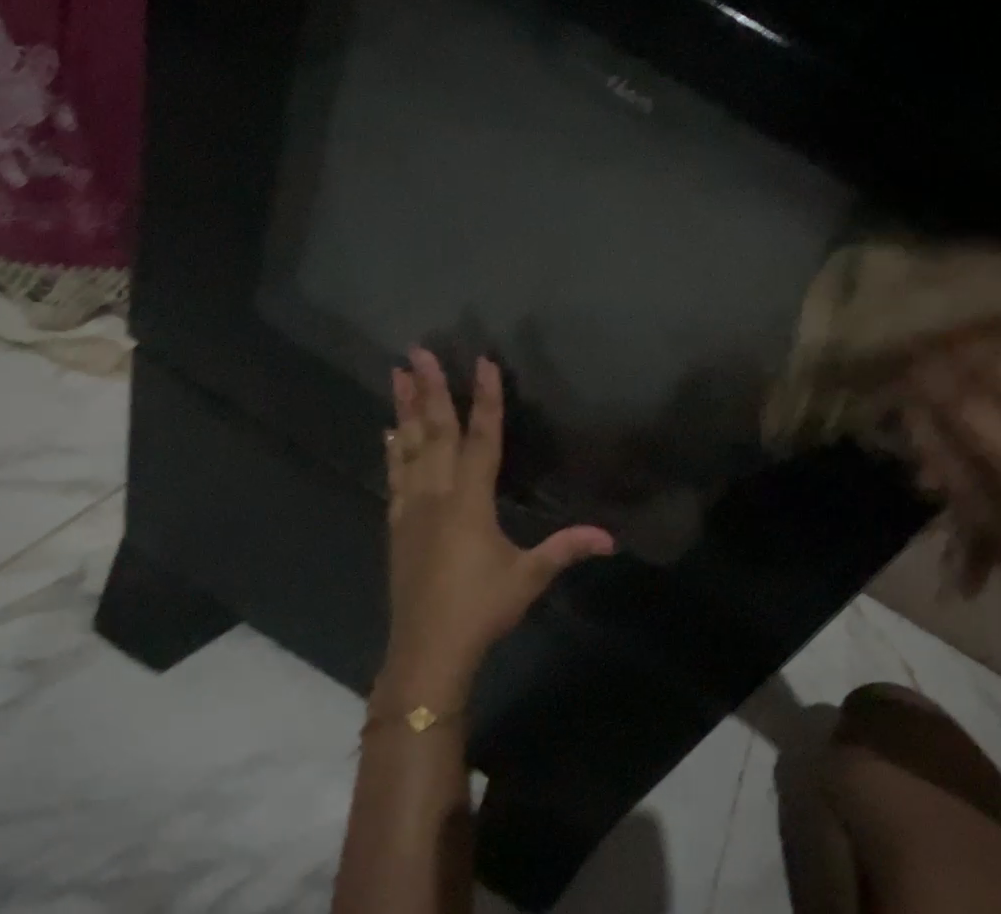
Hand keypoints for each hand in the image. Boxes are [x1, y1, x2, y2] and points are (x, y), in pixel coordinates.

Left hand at [378, 349, 614, 704]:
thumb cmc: (481, 609)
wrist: (426, 649)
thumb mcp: (528, 577)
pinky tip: (389, 434)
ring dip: (405, 409)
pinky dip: (393, 451)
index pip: (482, 439)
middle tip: (418, 350)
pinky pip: (394, 477)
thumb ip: (565, 549)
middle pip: (435, 432)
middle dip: (429, 389)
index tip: (483, 363)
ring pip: (408, 448)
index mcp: (470, 501)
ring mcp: (411, 509)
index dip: (485, 399)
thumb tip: (611, 538)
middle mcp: (436, 495)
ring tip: (397, 374)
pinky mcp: (397, 526)